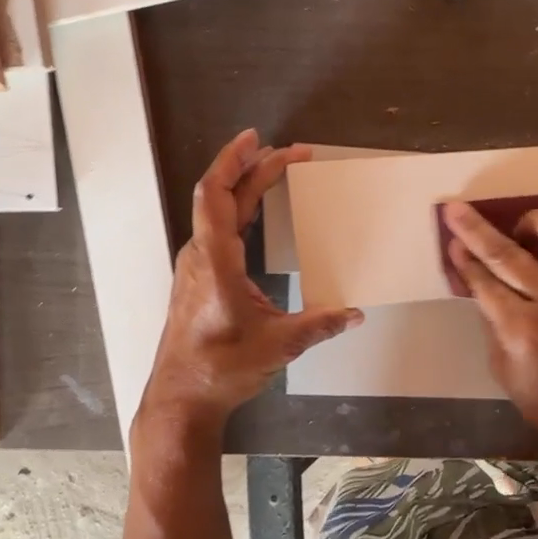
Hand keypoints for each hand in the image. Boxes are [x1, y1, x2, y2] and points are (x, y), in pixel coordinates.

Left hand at [136, 130, 363, 438]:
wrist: (182, 398)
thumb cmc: (222, 368)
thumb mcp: (278, 346)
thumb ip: (319, 326)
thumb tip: (355, 314)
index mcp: (216, 262)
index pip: (218, 196)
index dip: (234, 161)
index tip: (259, 140)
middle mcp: (201, 257)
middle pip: (222, 197)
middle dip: (254, 169)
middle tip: (291, 154)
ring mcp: (197, 269)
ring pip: (218, 215)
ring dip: (245, 189)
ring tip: (274, 174)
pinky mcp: (200, 283)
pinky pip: (218, 233)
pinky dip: (240, 213)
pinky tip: (257, 219)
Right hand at [442, 202, 537, 453]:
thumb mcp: (503, 367)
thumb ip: (491, 322)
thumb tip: (477, 284)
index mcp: (522, 328)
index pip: (485, 282)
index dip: (464, 260)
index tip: (451, 240)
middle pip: (508, 253)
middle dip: (476, 230)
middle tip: (457, 210)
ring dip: (533, 223)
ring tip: (521, 233)